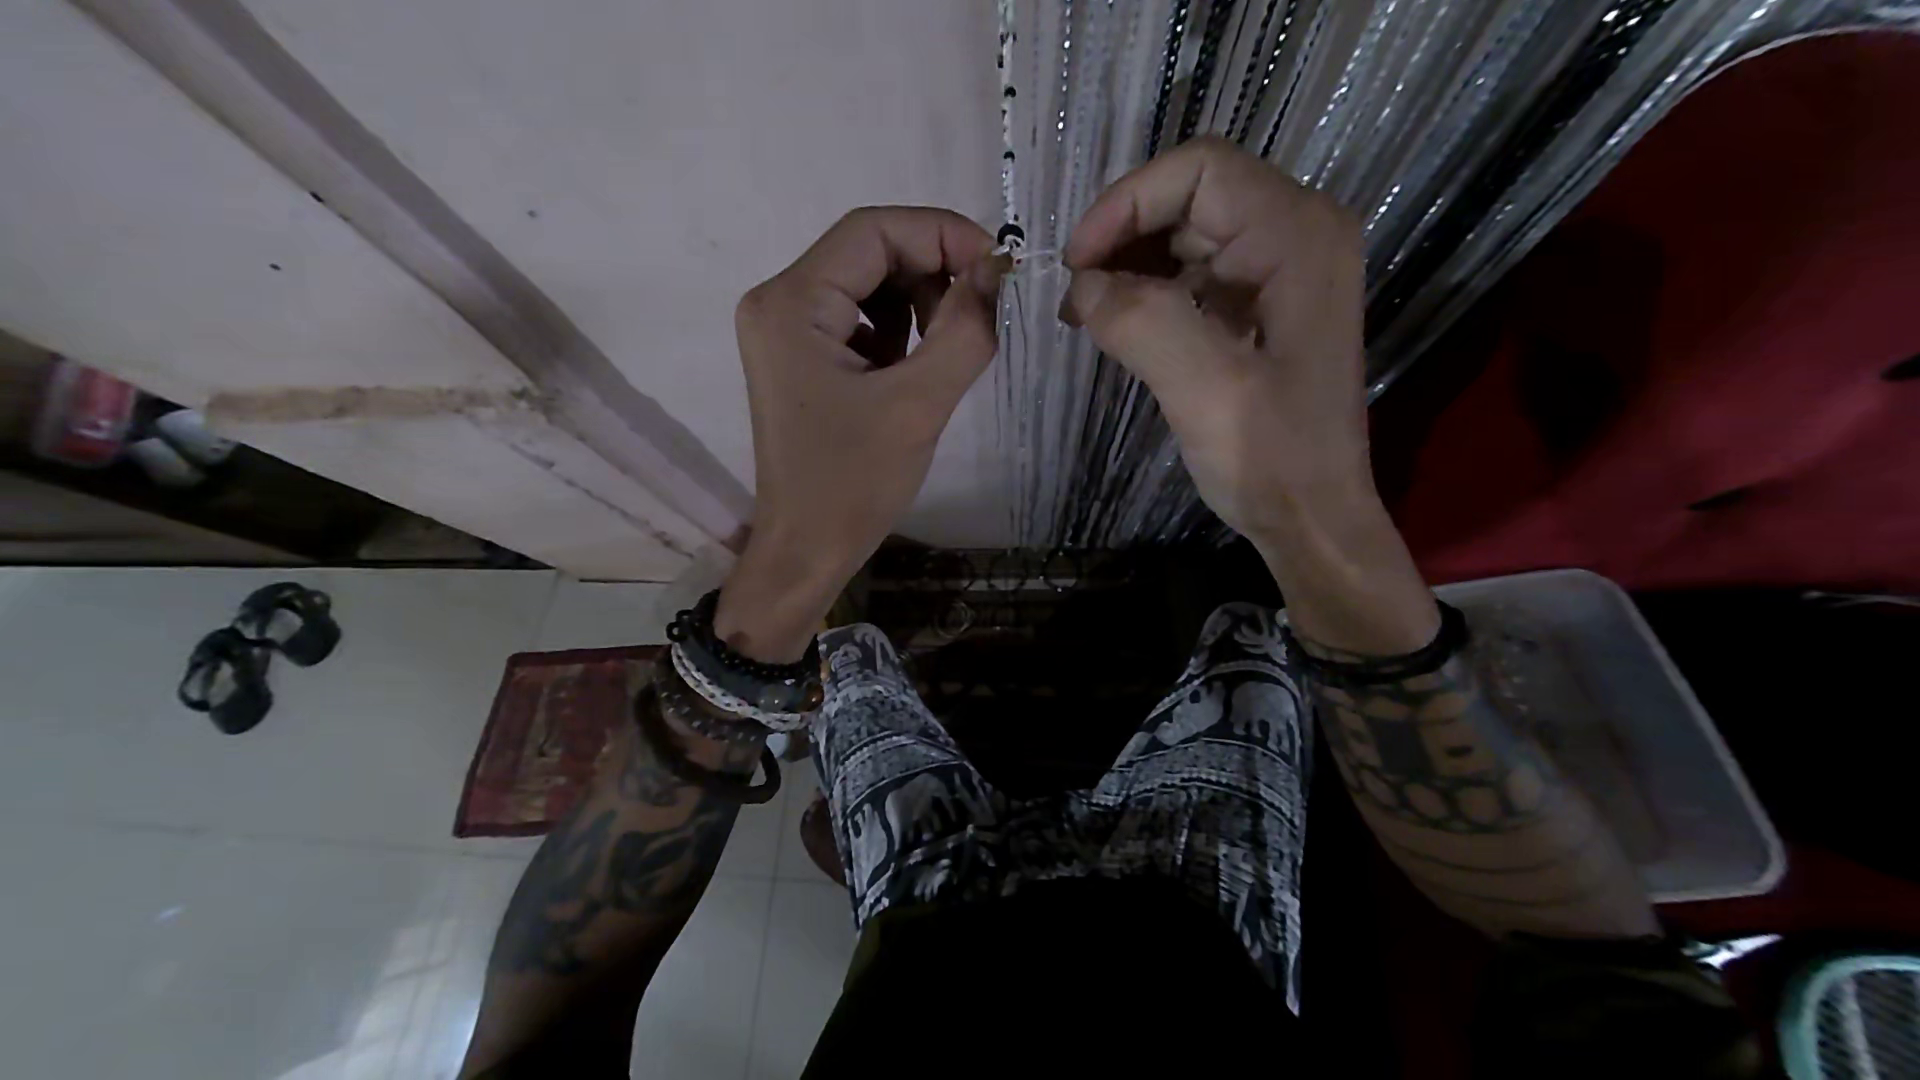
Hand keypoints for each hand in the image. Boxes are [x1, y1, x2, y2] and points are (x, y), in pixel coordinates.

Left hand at [716, 207, 1000, 660]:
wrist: (807, 549)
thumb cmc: (854, 485)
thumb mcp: (918, 405)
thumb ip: (964, 331)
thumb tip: (997, 272)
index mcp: (791, 304)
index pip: (872, 231)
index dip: (942, 234)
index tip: (998, 268)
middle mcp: (779, 303)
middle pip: (869, 252)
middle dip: (934, 270)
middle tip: (985, 307)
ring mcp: (787, 331)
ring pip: (869, 285)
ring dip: (921, 300)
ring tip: (955, 341)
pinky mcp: (802, 357)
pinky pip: (861, 320)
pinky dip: (901, 329)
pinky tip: (924, 361)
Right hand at [1062, 135, 1372, 543]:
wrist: (1312, 516)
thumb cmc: (1272, 459)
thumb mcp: (1206, 392)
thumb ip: (1143, 323)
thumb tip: (1083, 286)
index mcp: (1297, 238)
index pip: (1199, 172)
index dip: (1125, 205)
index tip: (1076, 265)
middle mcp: (1297, 236)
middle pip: (1191, 197)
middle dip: (1123, 237)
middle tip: (1075, 298)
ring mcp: (1282, 271)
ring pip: (1187, 234)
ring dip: (1130, 265)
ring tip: (1087, 315)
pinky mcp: (1263, 305)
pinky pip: (1195, 273)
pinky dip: (1149, 291)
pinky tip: (1119, 326)